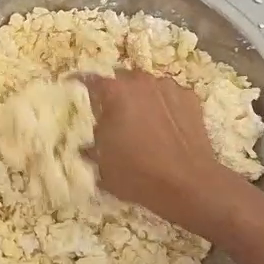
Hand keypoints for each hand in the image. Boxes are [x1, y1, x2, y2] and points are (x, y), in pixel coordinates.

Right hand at [82, 71, 225, 220]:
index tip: (72, 88)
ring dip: (141, 97)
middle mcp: (141, 82)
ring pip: (147, 86)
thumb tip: (87, 143)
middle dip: (114, 93)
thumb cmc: (137, 173)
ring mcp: (168, 88)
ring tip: (141, 120)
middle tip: (111, 113)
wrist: (188, 183)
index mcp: (114, 93)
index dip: (79, 84)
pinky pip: (169, 96)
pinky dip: (164, 105)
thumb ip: (92, 144)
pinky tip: (165, 125)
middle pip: (121, 79)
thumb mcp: (102, 163)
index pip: (89, 80)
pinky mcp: (190, 98)